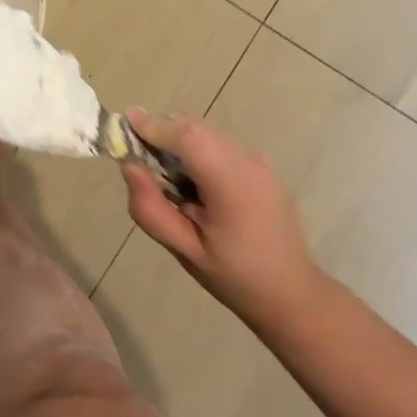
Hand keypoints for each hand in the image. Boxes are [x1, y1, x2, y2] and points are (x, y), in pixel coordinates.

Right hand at [121, 109, 323, 320]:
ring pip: (206, 132)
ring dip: (179, 141)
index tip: (124, 123)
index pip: (186, 135)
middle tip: (139, 158)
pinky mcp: (261, 167)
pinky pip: (219, 144)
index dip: (153, 125)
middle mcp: (248, 161)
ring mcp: (258, 161)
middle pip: (195, 127)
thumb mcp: (185, 250)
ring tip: (167, 178)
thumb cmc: (235, 276)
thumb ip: (151, 208)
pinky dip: (197, 149)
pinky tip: (194, 184)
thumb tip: (129, 166)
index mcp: (231, 182)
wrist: (292, 294)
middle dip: (162, 131)